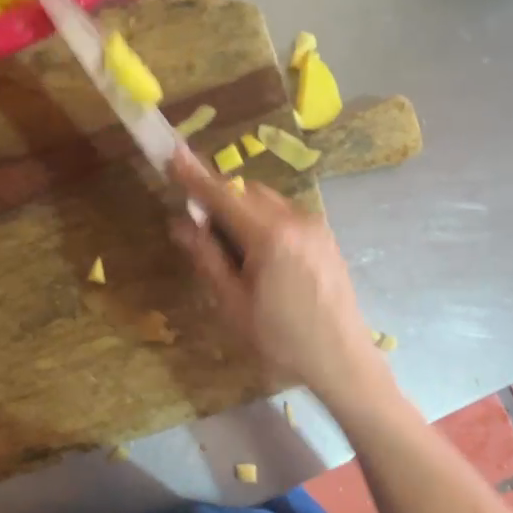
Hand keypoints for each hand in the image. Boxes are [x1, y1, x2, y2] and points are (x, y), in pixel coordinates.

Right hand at [168, 148, 392, 406]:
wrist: (340, 359)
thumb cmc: (280, 339)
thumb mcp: (233, 304)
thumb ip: (207, 258)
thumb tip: (181, 225)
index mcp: (269, 236)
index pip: (222, 195)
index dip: (193, 176)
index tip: (172, 153)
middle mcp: (296, 220)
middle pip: (246, 191)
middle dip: (219, 198)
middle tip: (199, 228)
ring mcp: (315, 226)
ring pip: (267, 201)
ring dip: (241, 210)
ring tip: (231, 250)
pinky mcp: (324, 237)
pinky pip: (285, 214)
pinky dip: (263, 221)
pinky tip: (258, 256)